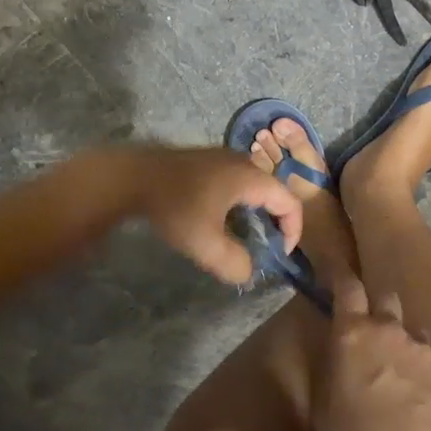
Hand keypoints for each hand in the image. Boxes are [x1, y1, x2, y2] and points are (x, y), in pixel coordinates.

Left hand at [132, 147, 302, 283]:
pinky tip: (224, 221)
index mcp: (252, 177)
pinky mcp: (210, 161)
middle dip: (277, 223)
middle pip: (276, 192)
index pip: (290, 202)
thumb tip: (250, 272)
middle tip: (267, 249)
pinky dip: (243, 204)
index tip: (282, 255)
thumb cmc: (176, 206)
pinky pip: (240, 183)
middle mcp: (245, 162)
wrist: (136, 176)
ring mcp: (226, 159)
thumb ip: (233, 263)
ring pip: (257, 187)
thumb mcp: (205, 243)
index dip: (293, 230)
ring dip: (258, 214)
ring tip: (247, 239)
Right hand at [315, 278, 430, 430]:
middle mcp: (390, 329)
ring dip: (409, 343)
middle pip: (386, 298)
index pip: (347, 285)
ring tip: (407, 374)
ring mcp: (425, 347)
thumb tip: (339, 345)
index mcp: (353, 334)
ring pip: (416, 329)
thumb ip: (333, 364)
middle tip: (376, 337)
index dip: (341, 275)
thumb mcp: (324, 405)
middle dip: (380, 310)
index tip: (338, 274)